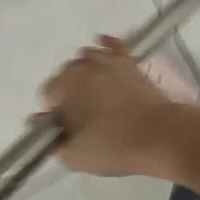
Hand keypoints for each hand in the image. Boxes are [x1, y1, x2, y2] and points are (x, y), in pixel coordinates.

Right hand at [41, 37, 187, 176]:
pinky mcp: (130, 60)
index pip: (47, 93)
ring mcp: (108, 59)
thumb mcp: (73, 154)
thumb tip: (41, 122)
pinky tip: (104, 47)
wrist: (159, 136)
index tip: (65, 127)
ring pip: (87, 59)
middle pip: (66, 75)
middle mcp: (83, 65)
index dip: (54, 112)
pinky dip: (107, 46)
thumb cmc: (112, 145)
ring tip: (97, 95)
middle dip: (70, 92)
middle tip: (82, 116)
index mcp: (64, 85)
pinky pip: (113, 45)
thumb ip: (51, 138)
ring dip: (86, 73)